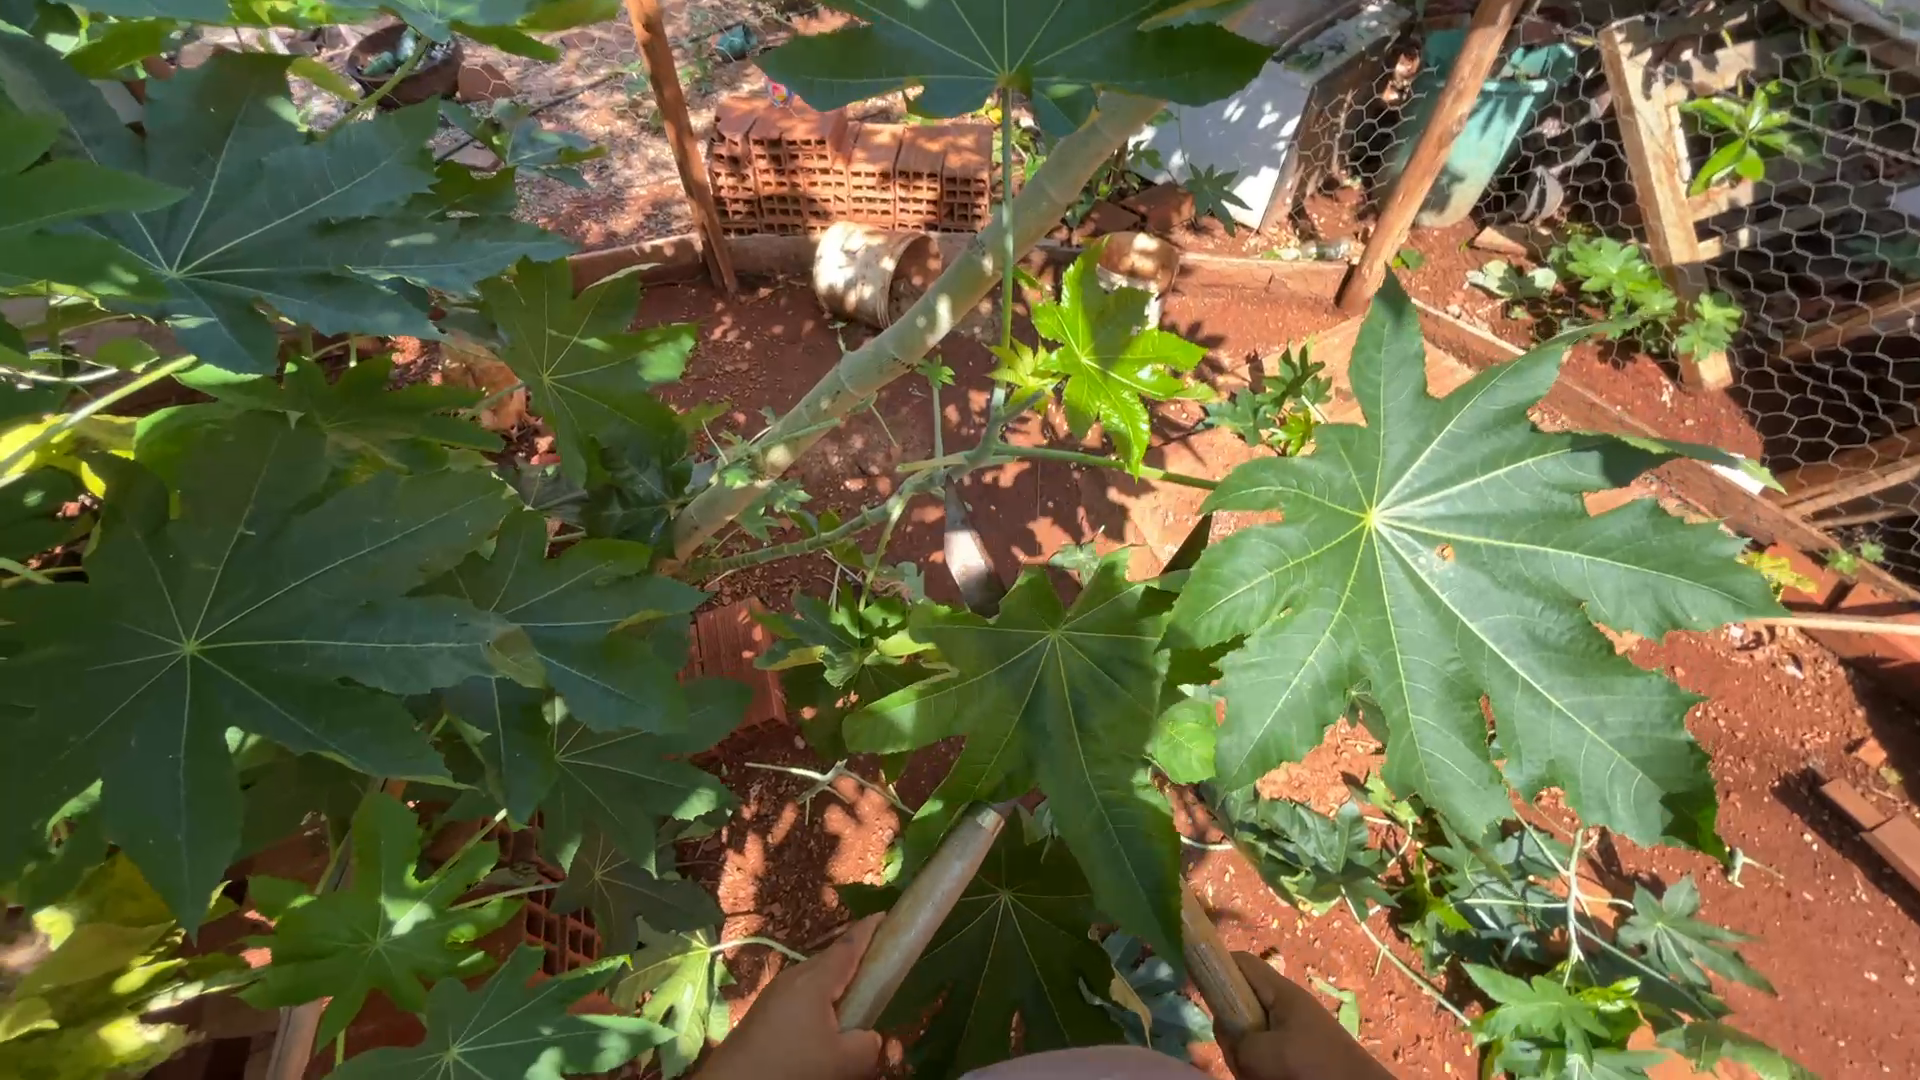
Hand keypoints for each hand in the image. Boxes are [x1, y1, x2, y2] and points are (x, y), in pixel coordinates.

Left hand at [694, 915, 884, 1079]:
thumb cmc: (789, 1067)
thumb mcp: (839, 1062)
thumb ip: (866, 1046)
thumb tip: (872, 1038)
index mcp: (815, 978)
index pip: (849, 944)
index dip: (870, 929)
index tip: (886, 915)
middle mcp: (794, 976)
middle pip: (832, 960)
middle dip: (854, 961)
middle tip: (877, 971)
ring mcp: (775, 993)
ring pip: (814, 981)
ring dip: (834, 987)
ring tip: (851, 1006)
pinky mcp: (763, 1013)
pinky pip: (799, 997)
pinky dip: (817, 1004)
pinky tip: (819, 1031)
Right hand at [1220, 952, 1396, 1079]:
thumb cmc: (1317, 1070)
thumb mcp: (1265, 1054)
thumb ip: (1235, 1039)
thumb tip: (1228, 1035)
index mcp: (1281, 992)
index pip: (1239, 962)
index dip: (1216, 968)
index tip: (1201, 993)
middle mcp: (1286, 1009)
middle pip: (1239, 1006)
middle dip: (1233, 1033)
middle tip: (1241, 1057)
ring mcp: (1293, 1037)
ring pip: (1251, 1040)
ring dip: (1248, 1061)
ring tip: (1260, 1078)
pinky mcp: (1299, 1062)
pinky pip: (1267, 1061)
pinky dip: (1262, 1074)